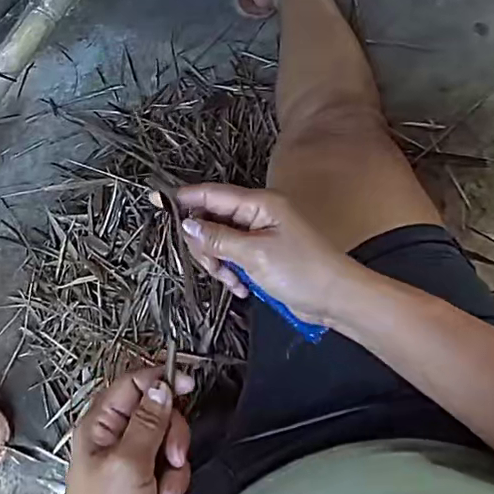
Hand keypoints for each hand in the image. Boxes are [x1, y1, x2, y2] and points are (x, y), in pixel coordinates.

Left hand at [49, 366, 193, 493]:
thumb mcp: (128, 464)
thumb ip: (148, 422)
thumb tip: (160, 387)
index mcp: (99, 426)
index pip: (132, 384)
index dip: (160, 380)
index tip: (185, 384)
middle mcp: (112, 442)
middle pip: (157, 413)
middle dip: (172, 434)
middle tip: (172, 455)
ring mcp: (128, 466)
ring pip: (168, 444)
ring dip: (174, 469)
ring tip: (160, 491)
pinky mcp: (143, 489)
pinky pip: (170, 473)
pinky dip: (171, 490)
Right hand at [175, 183, 378, 327]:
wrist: (336, 299)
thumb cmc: (303, 271)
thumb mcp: (254, 254)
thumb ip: (217, 238)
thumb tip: (187, 224)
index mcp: (259, 204)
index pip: (212, 194)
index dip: (184, 198)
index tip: (157, 200)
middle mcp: (258, 214)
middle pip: (211, 220)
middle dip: (205, 245)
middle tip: (212, 267)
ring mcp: (260, 234)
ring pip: (219, 241)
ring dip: (218, 263)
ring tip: (233, 281)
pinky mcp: (262, 254)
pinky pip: (233, 257)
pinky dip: (231, 271)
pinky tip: (242, 287)